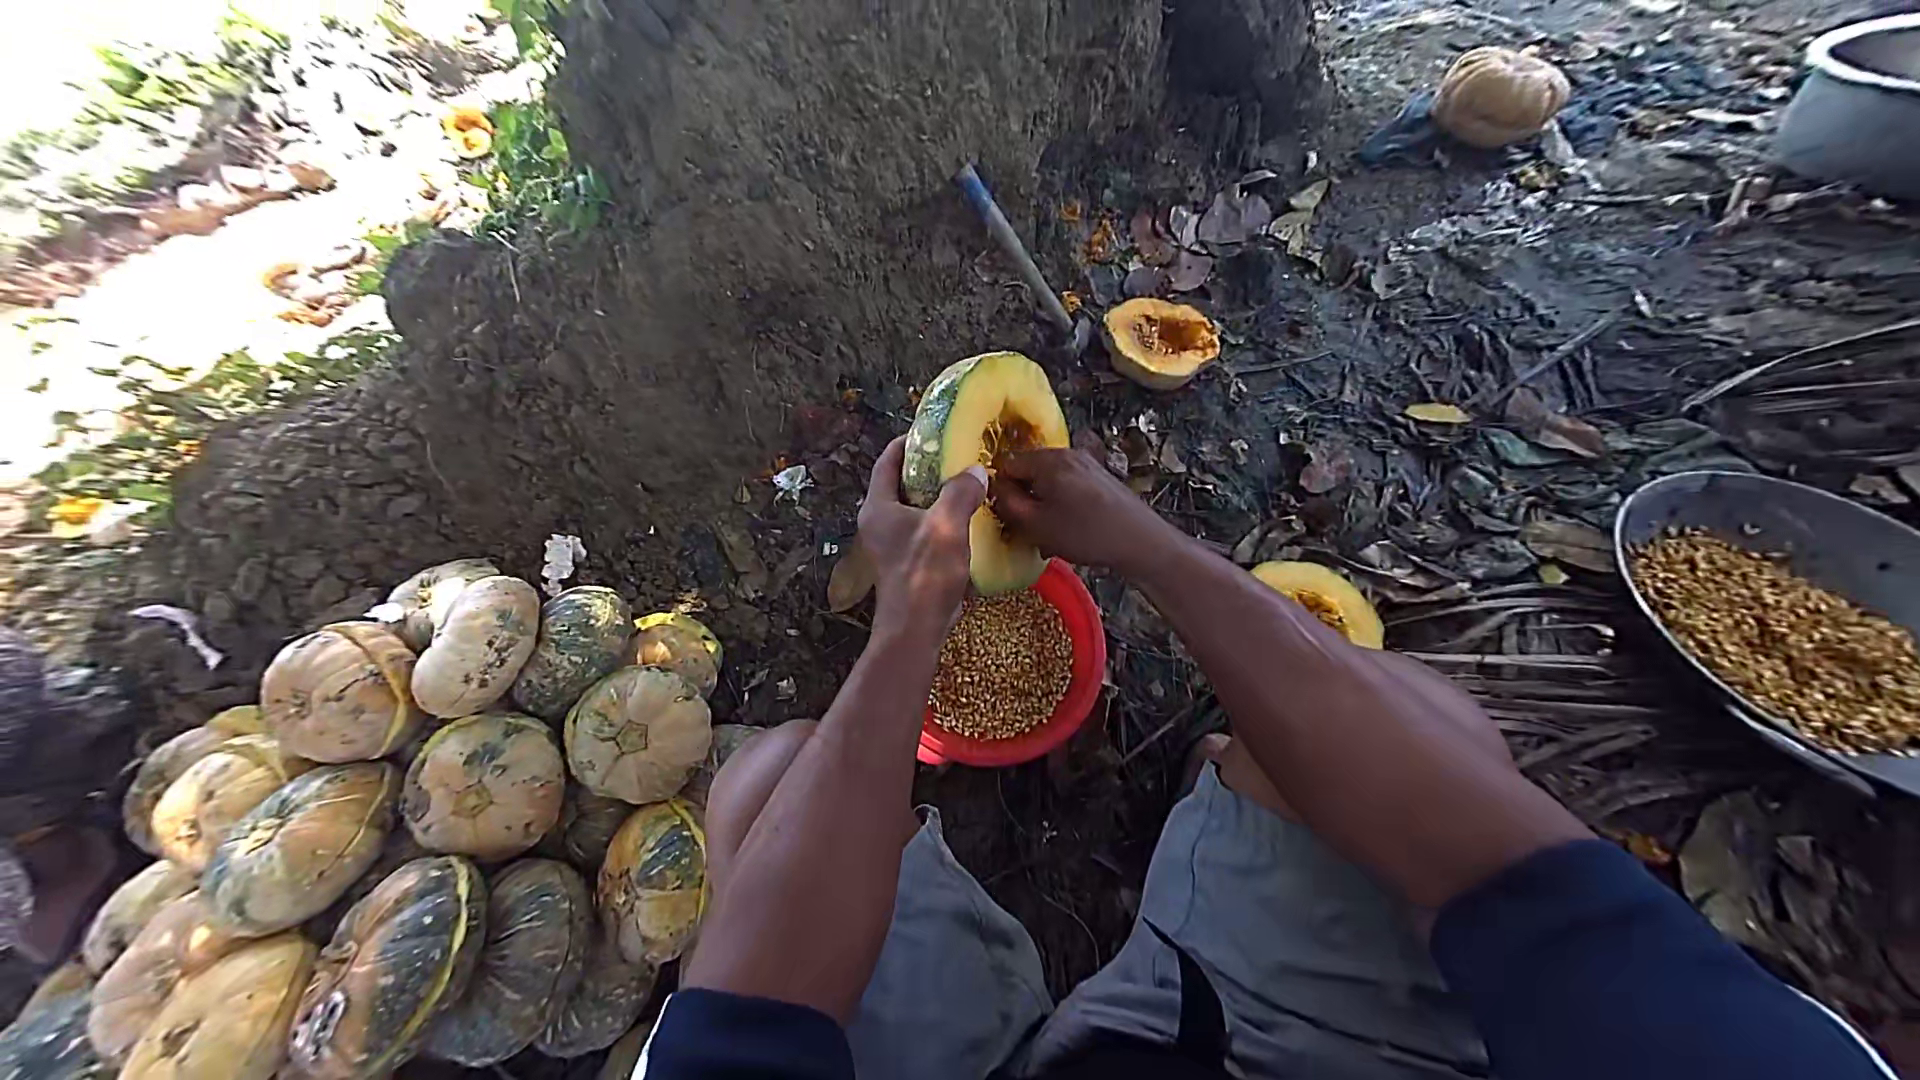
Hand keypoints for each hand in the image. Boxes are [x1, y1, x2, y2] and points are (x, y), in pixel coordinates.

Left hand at [857, 436, 986, 642]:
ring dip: (937, 494)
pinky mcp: (908, 561)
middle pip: (901, 482)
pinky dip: (942, 518)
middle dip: (927, 467)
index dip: (907, 442)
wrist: (916, 627)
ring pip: (915, 507)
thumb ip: (960, 492)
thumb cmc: (925, 574)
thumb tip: (976, 471)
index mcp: (878, 507)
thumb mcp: (947, 526)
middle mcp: (879, 522)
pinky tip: (968, 517)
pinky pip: (925, 528)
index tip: (932, 431)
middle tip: (957, 455)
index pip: (887, 461)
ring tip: (967, 482)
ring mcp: (892, 543)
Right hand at [991, 448, 1184, 575]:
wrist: (1140, 541)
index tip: (1004, 514)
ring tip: (1048, 533)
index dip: (999, 488)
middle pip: (1028, 470)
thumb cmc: (1084, 534)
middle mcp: (1066, 453)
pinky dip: (1059, 504)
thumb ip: (1006, 502)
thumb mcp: (1035, 523)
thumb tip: (991, 486)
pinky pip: (1066, 486)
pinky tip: (1068, 529)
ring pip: (1047, 481)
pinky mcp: (1098, 477)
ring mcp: (1085, 463)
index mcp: (1048, 460)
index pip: (1006, 463)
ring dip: (1041, 504)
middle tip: (1026, 528)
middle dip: (1022, 497)